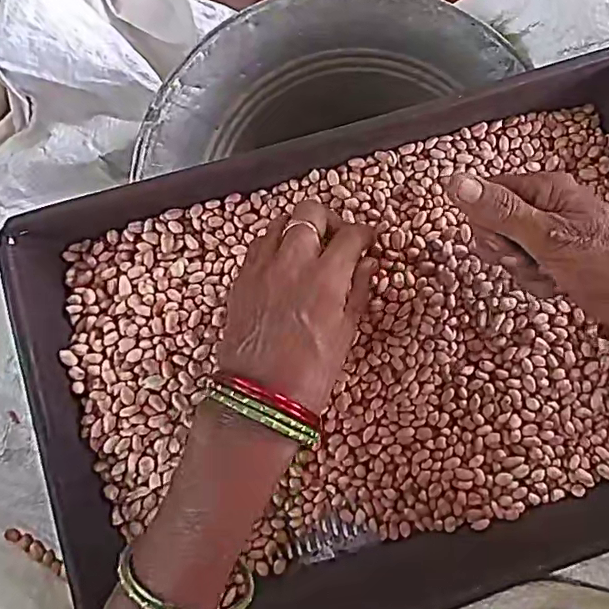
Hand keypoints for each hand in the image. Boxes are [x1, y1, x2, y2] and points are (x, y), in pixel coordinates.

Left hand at [215, 202, 376, 411]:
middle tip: (336, 239)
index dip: (364, 233)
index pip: (350, 234)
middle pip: (310, 211)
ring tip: (309, 250)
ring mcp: (262, 268)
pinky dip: (274, 244)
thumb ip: (359, 289)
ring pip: (280, 222)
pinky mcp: (241, 279)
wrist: (261, 397)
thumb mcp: (346, 331)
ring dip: (298, 228)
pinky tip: (284, 265)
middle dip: (329, 220)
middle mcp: (292, 263)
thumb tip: (368, 263)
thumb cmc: (311, 371)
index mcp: (326, 277)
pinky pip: (258, 245)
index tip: (367, 241)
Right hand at [445, 173, 608, 330]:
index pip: (489, 194)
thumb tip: (456, 183)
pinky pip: (525, 268)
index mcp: (545, 188)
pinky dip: (536, 281)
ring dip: (523, 270)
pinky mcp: (554, 258)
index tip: (504, 243)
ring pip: (509, 251)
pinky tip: (557, 284)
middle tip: (530, 260)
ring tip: (550, 274)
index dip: (487, 223)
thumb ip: (499, 211)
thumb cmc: (604, 261)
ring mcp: (550, 234)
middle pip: (495, 225)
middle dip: (507, 251)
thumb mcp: (546, 236)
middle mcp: (546, 206)